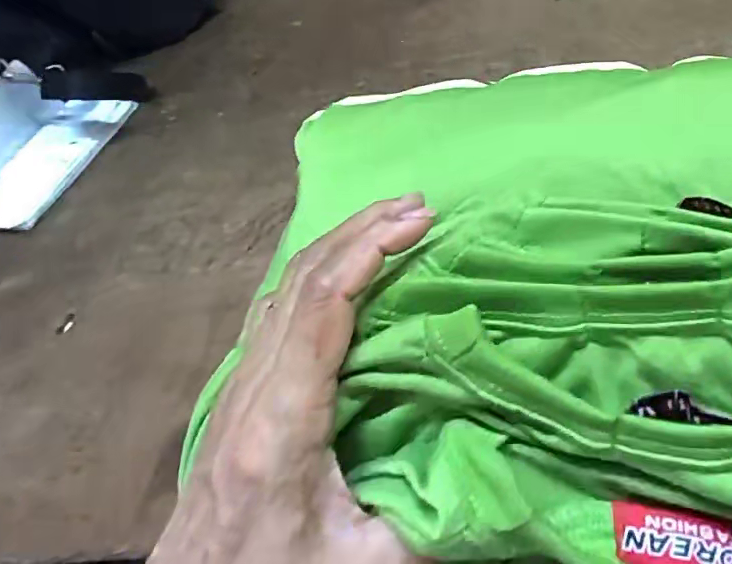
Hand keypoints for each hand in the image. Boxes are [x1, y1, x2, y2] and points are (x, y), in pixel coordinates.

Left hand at [151, 194, 436, 563]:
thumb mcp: (367, 561)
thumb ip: (431, 513)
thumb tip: (495, 449)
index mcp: (282, 423)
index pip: (322, 305)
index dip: (370, 250)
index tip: (420, 221)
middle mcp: (252, 389)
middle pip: (304, 279)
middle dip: (363, 229)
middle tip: (418, 203)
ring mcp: (236, 386)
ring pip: (285, 285)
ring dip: (340, 240)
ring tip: (390, 216)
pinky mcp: (236, 391)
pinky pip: (277, 306)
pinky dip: (318, 267)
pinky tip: (344, 261)